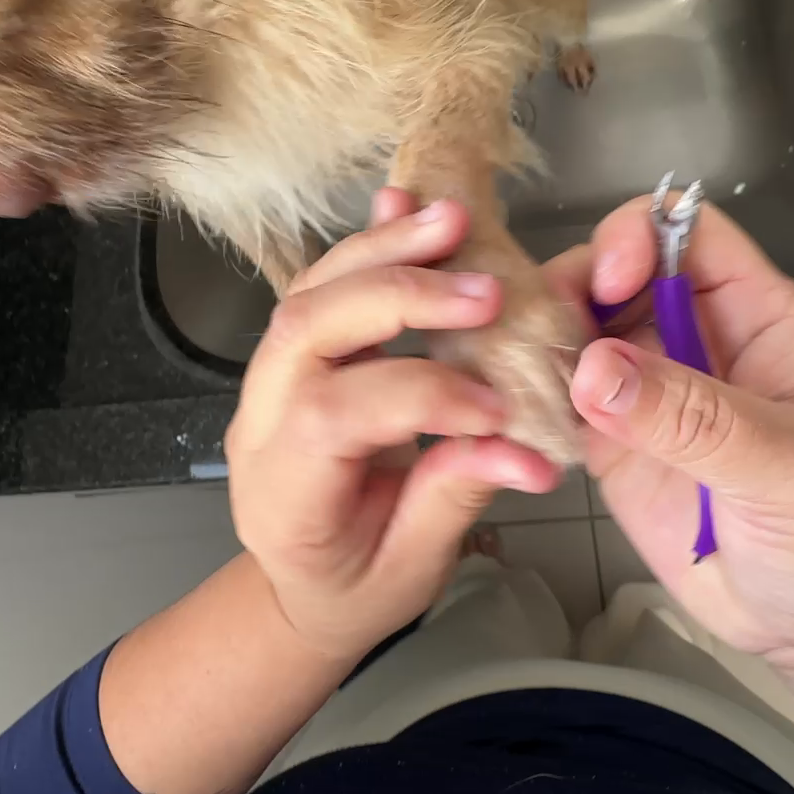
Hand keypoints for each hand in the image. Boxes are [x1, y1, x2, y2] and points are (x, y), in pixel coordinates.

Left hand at [227, 189, 560, 659]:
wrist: (296, 581)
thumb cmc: (352, 585)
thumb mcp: (410, 566)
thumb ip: (457, 496)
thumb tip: (533, 453)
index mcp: (283, 490)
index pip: (336, 415)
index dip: (424, 396)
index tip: (499, 409)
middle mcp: (260, 419)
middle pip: (307, 328)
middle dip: (399, 296)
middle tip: (485, 288)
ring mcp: (268, 378)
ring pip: (309, 291)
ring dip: (384, 249)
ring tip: (453, 221)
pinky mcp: (292, 353)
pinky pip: (319, 286)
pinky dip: (366, 246)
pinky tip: (403, 208)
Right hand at [548, 198, 793, 681]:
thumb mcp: (786, 467)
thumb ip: (693, 415)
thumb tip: (590, 367)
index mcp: (748, 313)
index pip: (682, 231)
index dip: (635, 237)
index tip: (604, 287)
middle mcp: (688, 336)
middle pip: (609, 272)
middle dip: (566, 291)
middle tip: (533, 340)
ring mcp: (645, 389)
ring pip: (573, 331)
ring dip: (536, 344)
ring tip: (506, 379)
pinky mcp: (612, 440)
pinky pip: (560, 399)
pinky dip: (529, 399)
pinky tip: (507, 417)